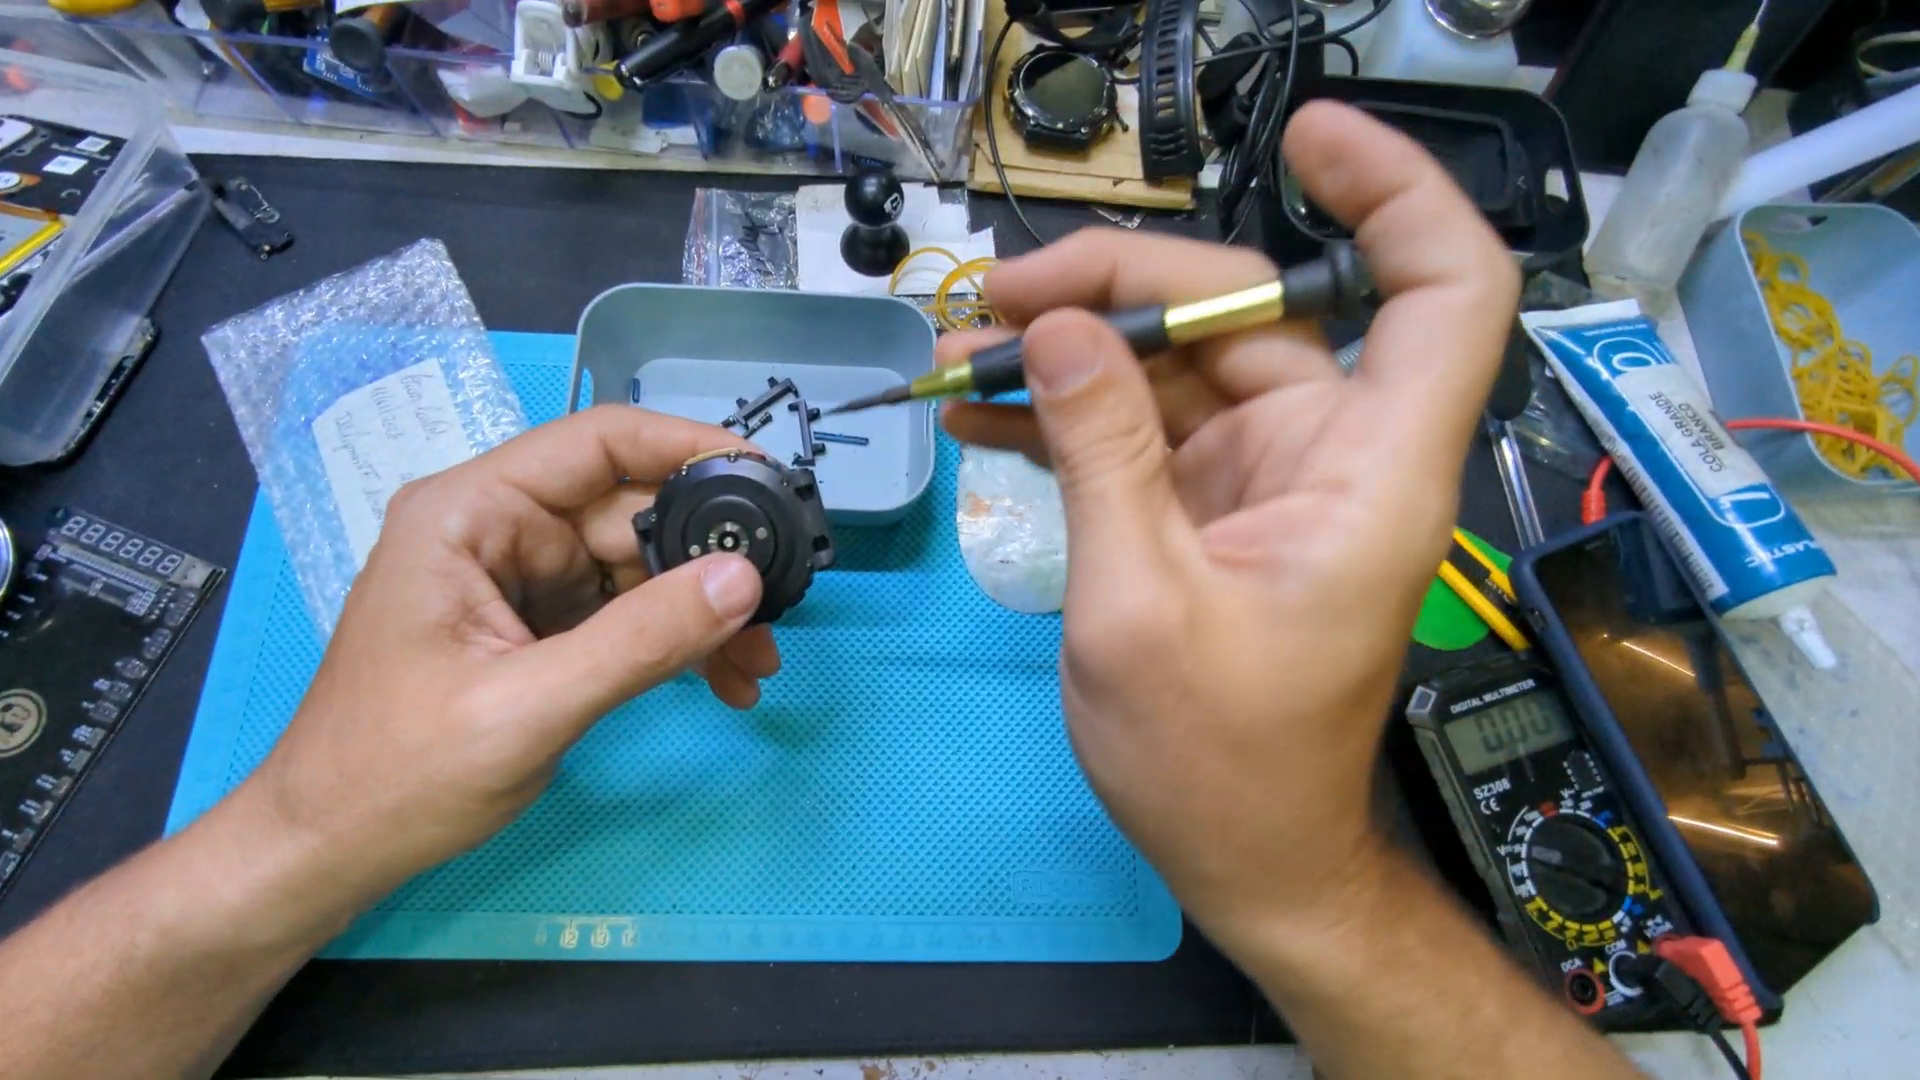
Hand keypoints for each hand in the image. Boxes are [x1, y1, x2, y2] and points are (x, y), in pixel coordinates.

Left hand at [243, 407, 778, 908]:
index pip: (599, 443)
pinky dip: (688, 642)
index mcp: (476, 512)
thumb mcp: (527, 707)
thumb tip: (744, 580)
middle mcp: (511, 530)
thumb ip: (640, 641)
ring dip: (711, 612)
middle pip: (639, 513)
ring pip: (653, 568)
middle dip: (714, 560)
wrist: (336, 850)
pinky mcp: (558, 622)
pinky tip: (726, 679)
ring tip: (759, 661)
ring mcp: (537, 577)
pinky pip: (642, 613)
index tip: (766, 476)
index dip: (687, 446)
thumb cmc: (396, 775)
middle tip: (778, 602)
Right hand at [942, 102, 1518, 944]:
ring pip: (1172, 372)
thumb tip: (1056, 332)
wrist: (1239, 854)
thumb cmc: (1211, 759)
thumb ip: (1100, 455)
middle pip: (1240, 316)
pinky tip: (985, 414)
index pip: (1436, 290)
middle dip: (1117, 293)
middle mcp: (1323, 455)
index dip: (1389, 193)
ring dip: (1070, 358)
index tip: (1299, 137)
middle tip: (996, 303)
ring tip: (964, 356)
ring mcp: (1258, 479)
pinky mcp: (1205, 509)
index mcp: (1362, 473)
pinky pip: (1139, 433)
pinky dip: (1068, 418)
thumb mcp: (1135, 603)